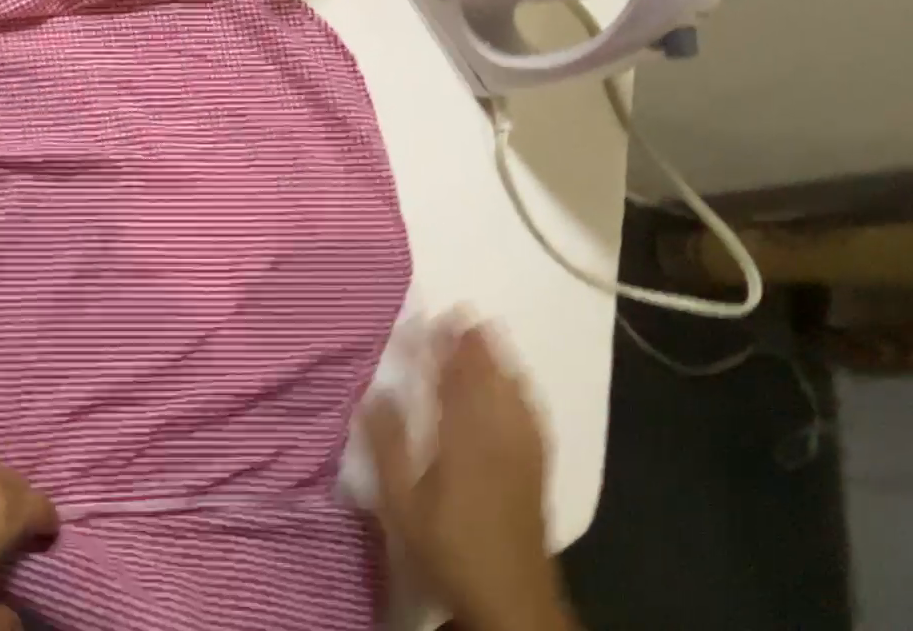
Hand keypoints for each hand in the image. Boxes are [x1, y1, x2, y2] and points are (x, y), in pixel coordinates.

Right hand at [364, 323, 577, 630]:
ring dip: (500, 360)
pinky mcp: (536, 469)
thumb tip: (375, 391)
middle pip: (488, 381)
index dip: (442, 348)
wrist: (510, 598)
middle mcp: (498, 438)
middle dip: (475, 345)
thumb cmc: (445, 545)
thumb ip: (387, 444)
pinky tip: (517, 382)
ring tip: (486, 333)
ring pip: (513, 394)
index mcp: (462, 440)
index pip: (452, 381)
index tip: (430, 318)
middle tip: (460, 312)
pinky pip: (531, 415)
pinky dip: (521, 388)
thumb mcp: (400, 501)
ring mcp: (523, 453)